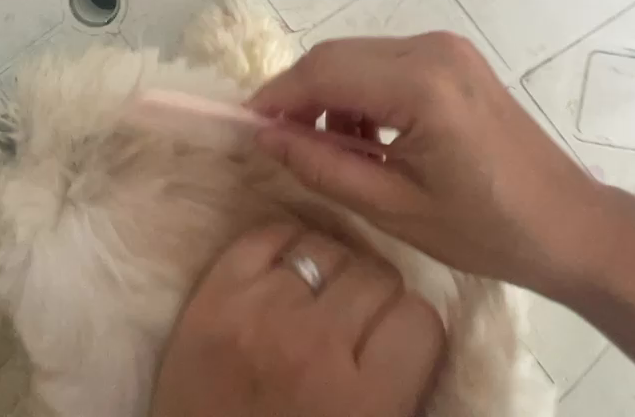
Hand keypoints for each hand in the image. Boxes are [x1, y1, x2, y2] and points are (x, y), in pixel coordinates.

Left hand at [149, 223, 442, 416]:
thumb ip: (399, 389)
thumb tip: (417, 325)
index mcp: (363, 402)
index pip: (420, 318)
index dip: (413, 330)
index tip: (398, 343)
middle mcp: (312, 345)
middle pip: (374, 274)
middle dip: (375, 297)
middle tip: (357, 322)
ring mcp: (258, 311)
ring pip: (325, 246)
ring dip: (331, 270)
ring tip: (320, 296)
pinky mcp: (214, 293)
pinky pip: (268, 233)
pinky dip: (285, 244)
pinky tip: (285, 271)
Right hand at [248, 32, 610, 295]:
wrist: (572, 226)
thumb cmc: (486, 229)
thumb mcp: (394, 208)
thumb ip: (322, 167)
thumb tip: (265, 136)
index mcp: (421, 85)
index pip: (323, 73)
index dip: (276, 96)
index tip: (247, 125)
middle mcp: (430, 49)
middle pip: (334, 56)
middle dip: (298, 93)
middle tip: (279, 139)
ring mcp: (444, 47)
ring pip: (355, 55)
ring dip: (327, 93)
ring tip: (328, 147)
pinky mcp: (451, 56)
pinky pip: (382, 61)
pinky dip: (358, 90)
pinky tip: (364, 134)